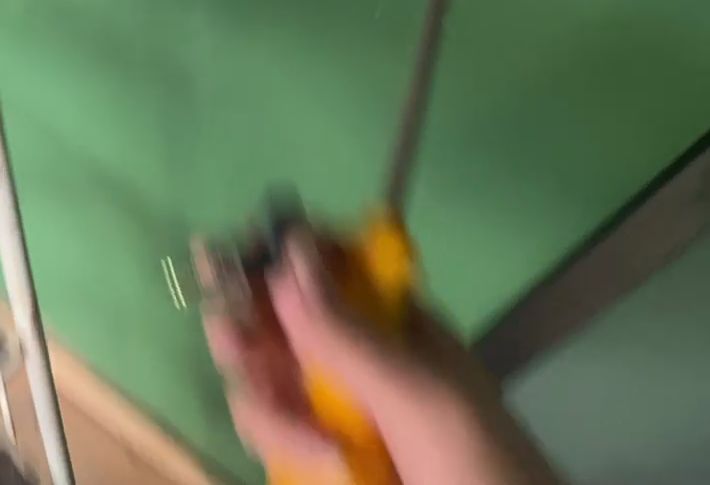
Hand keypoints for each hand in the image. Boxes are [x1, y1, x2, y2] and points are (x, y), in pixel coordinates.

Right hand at [198, 232, 562, 484]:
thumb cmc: (481, 474)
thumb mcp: (426, 403)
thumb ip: (353, 335)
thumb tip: (286, 252)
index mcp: (387, 324)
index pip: (318, 260)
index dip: (270, 248)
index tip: (228, 257)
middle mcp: (345, 351)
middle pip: (264, 306)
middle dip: (243, 324)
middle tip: (241, 350)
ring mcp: (322, 398)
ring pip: (251, 361)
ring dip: (261, 392)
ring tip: (306, 435)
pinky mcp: (302, 441)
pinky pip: (257, 415)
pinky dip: (271, 433)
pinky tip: (316, 459)